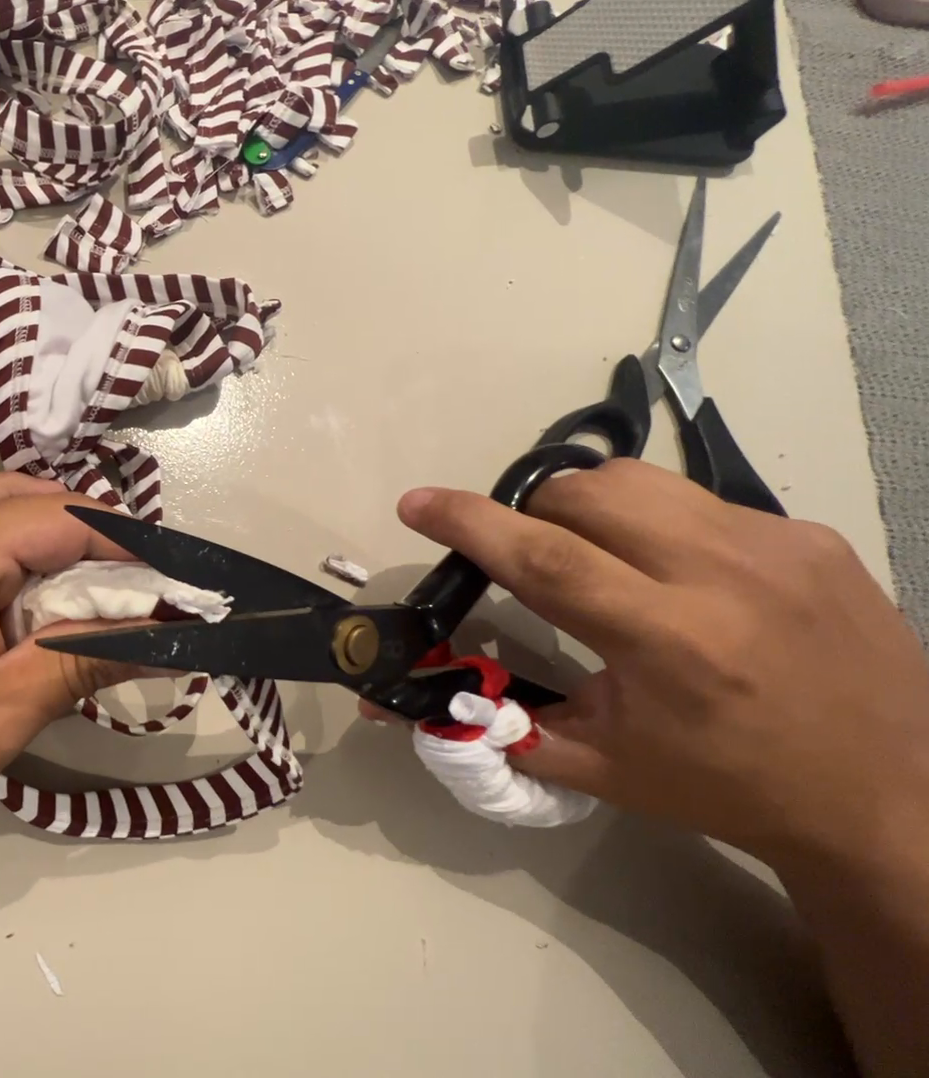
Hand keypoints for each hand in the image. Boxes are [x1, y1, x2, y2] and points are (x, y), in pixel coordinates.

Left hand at [0, 473, 142, 833]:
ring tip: (101, 611)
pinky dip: (25, 564)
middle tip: (147, 607)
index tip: (187, 588)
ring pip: (13, 516)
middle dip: (102, 549)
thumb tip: (167, 632)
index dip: (135, 548)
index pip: (67, 518)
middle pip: (41, 506)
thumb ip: (82, 663)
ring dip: (63, 554)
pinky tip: (42, 614)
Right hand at [376, 459, 928, 868]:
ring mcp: (778, 546)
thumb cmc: (721, 786)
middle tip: (520, 554)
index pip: (545, 558)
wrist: (892, 798)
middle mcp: (725, 578)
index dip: (469, 524)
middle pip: (585, 496)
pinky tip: (670, 574)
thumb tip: (398, 702)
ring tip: (588, 554)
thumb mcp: (590, 762)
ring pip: (636, 480)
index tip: (415, 505)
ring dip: (583, 506)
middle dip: (527, 513)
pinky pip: (694, 499)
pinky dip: (650, 522)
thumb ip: (490, 720)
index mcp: (667, 643)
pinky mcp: (810, 536)